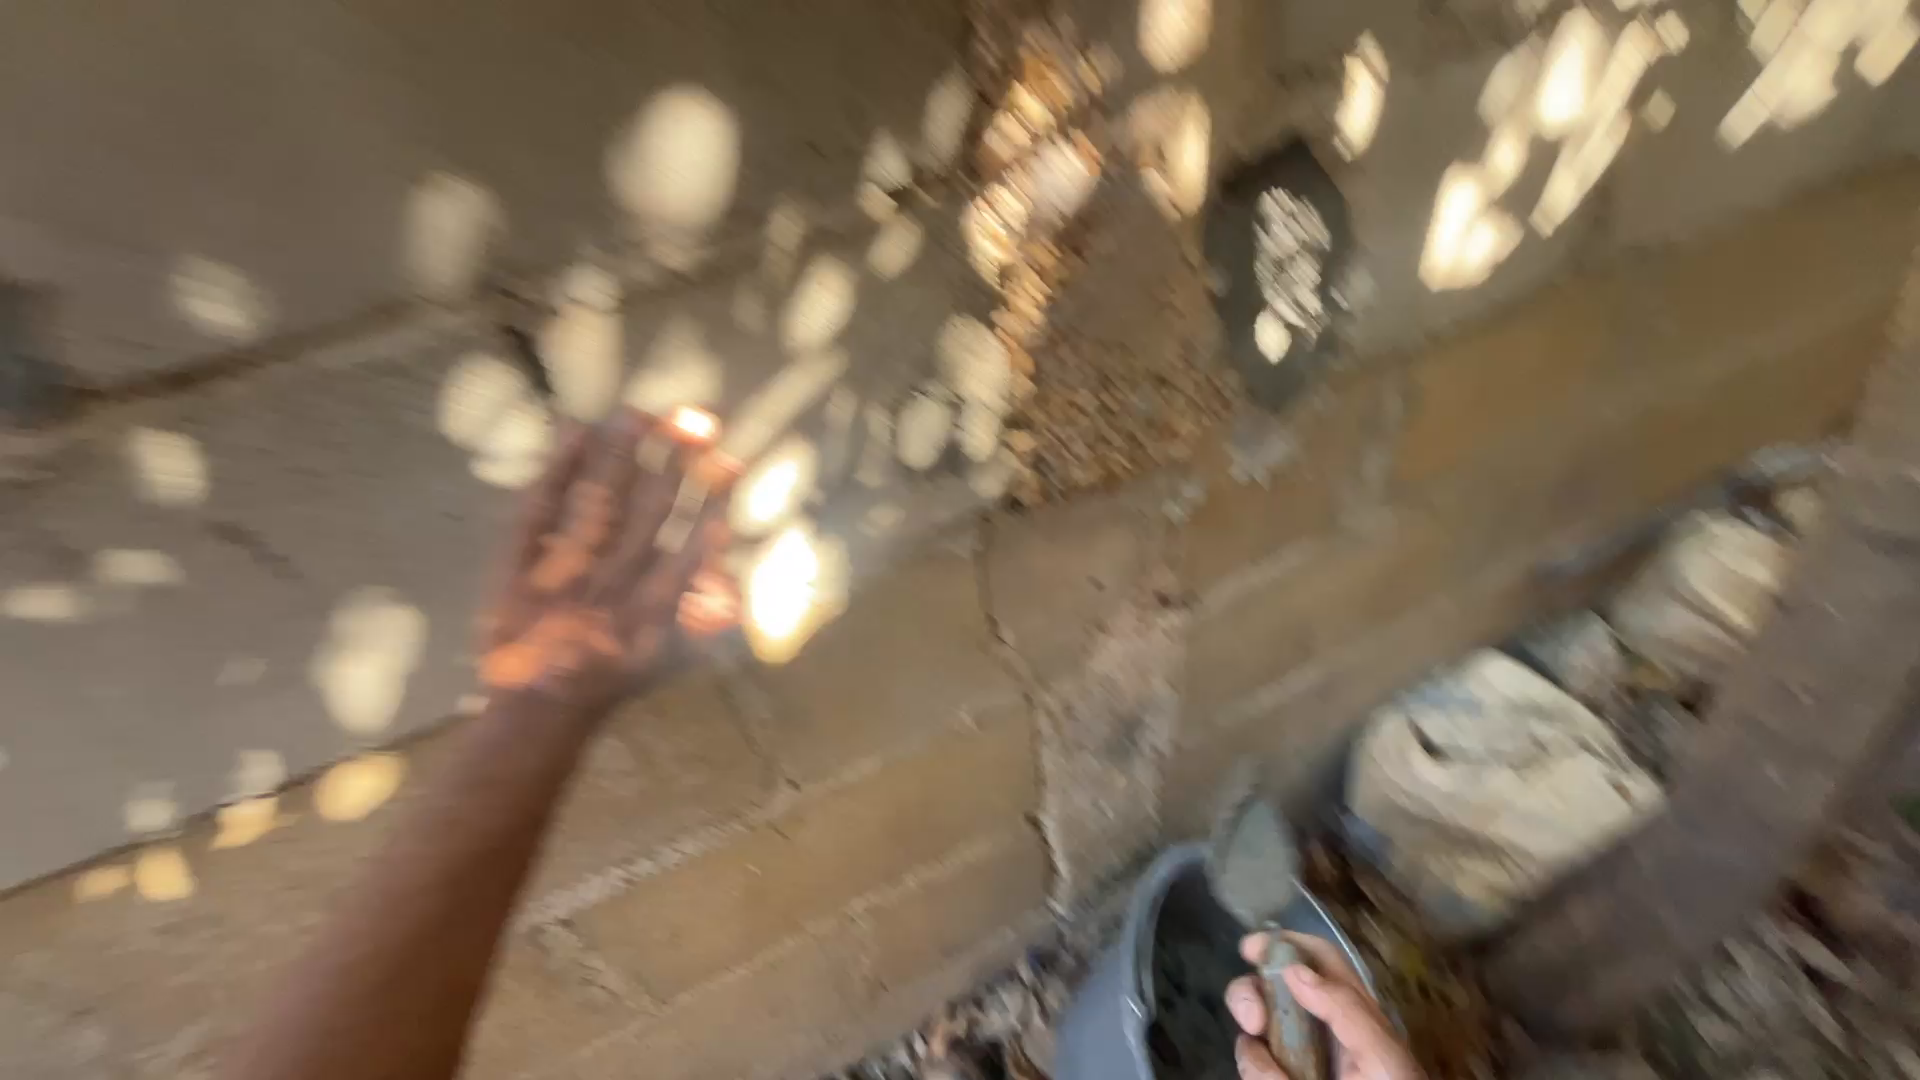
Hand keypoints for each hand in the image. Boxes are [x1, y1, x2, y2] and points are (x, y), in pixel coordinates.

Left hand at [479, 407, 737, 708]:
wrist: (536, 709)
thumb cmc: (612, 682)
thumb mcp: (668, 659)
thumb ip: (705, 620)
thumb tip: (734, 578)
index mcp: (652, 605)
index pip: (689, 539)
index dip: (711, 497)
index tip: (730, 460)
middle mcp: (612, 580)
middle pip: (648, 510)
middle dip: (675, 462)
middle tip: (696, 418)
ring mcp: (561, 568)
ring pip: (599, 501)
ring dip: (623, 456)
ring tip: (642, 413)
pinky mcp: (516, 561)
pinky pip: (537, 510)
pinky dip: (555, 470)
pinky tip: (575, 432)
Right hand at [1224, 932, 1423, 1079]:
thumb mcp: (1385, 1064)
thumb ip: (1347, 1011)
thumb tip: (1294, 970)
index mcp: (1355, 1015)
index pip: (1320, 959)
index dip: (1287, 943)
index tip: (1250, 949)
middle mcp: (1321, 1030)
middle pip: (1273, 986)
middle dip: (1251, 993)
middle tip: (1252, 1017)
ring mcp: (1297, 1061)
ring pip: (1255, 1029)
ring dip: (1253, 1047)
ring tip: (1269, 1071)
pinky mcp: (1276, 1078)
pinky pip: (1252, 1064)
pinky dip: (1257, 1071)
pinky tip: (1270, 1079)